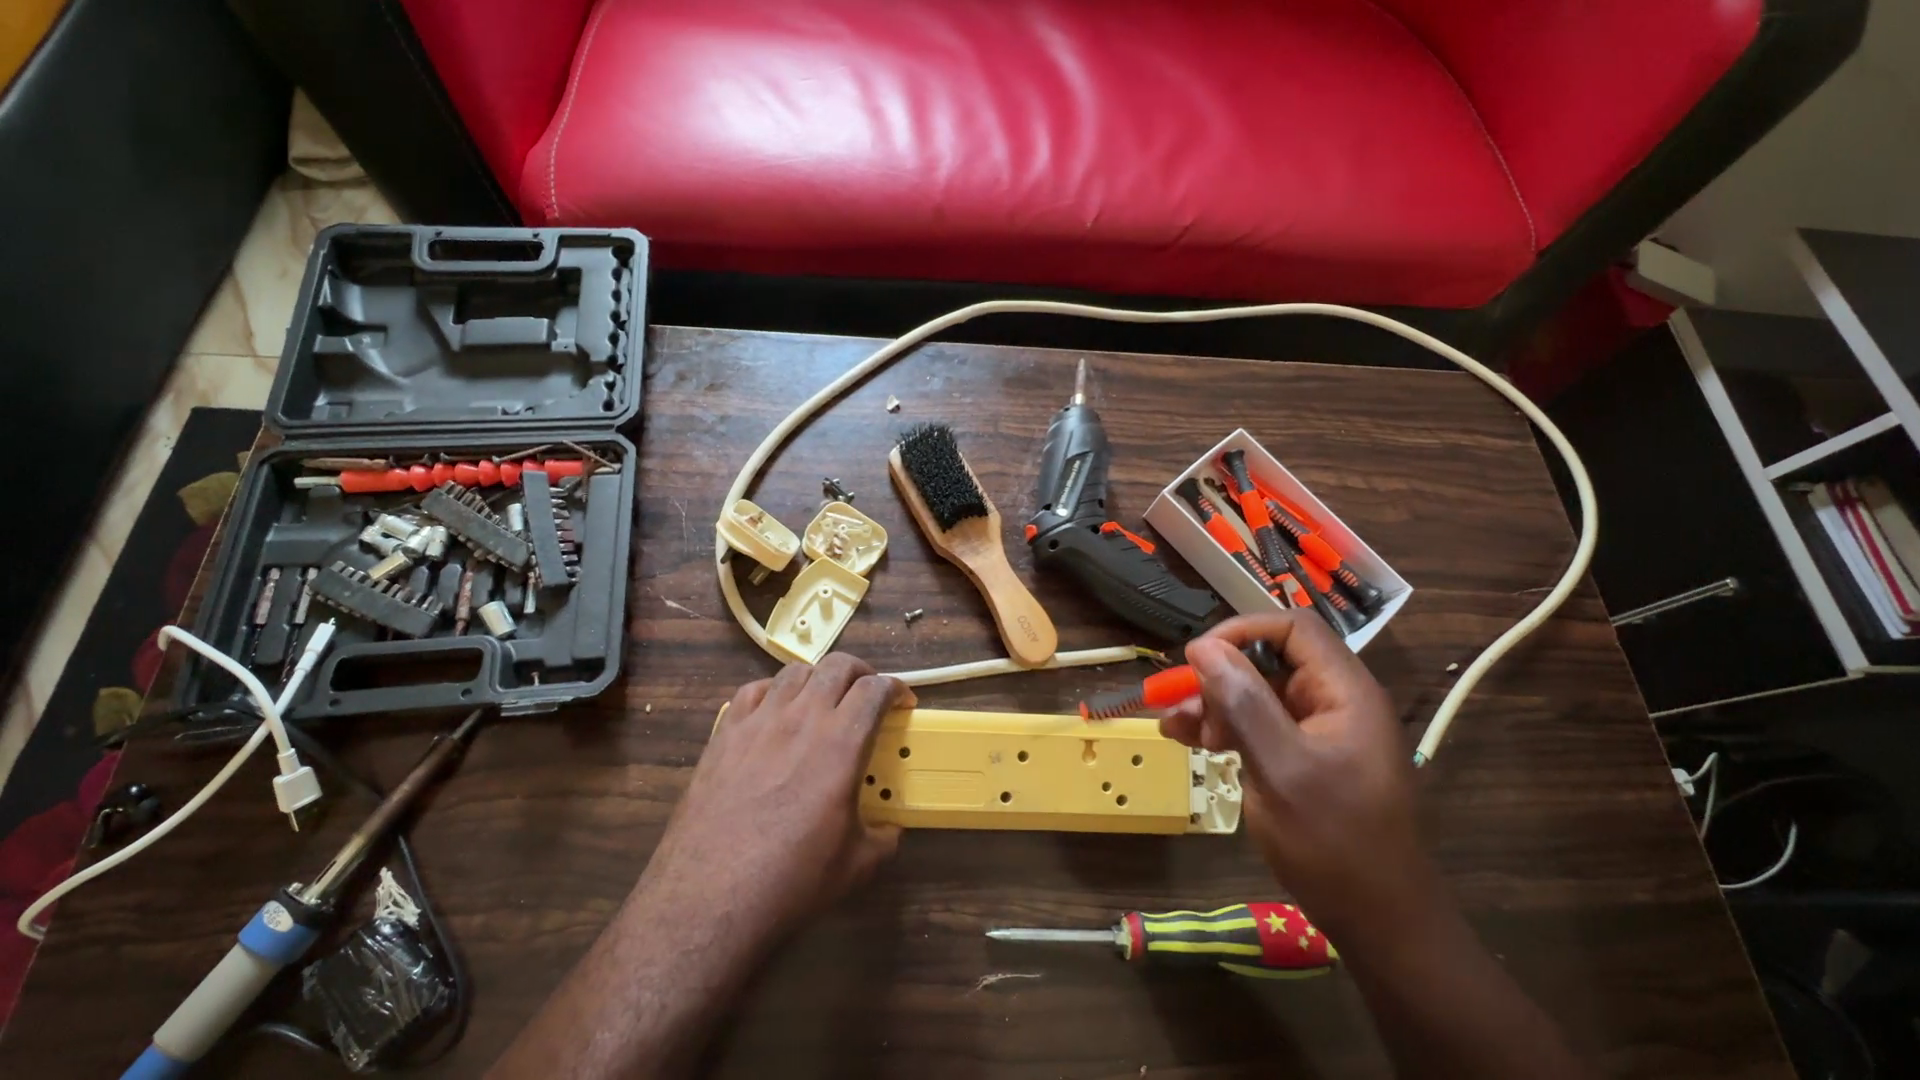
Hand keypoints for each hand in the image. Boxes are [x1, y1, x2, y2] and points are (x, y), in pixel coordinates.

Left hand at [640, 654, 912, 937]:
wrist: (710, 897)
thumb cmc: (791, 880)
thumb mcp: (856, 865)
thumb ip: (882, 838)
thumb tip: (889, 830)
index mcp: (841, 744)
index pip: (876, 690)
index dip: (896, 689)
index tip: (902, 703)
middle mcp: (801, 720)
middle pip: (837, 666)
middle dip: (861, 673)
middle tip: (867, 695)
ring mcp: (758, 723)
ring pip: (795, 673)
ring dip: (818, 679)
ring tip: (823, 701)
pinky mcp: (724, 735)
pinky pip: (752, 692)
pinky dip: (772, 693)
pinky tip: (775, 714)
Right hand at [1161, 613, 1438, 930]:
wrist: (1381, 921)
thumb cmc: (1333, 842)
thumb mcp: (1281, 768)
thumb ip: (1243, 703)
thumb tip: (1203, 647)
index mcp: (1344, 692)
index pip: (1292, 628)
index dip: (1240, 632)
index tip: (1196, 659)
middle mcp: (1335, 703)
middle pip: (1270, 662)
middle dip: (1218, 676)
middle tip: (1176, 703)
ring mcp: (1321, 734)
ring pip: (1259, 696)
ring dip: (1215, 705)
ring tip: (1174, 728)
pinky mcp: (1307, 761)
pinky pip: (1262, 728)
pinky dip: (1227, 731)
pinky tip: (1194, 743)